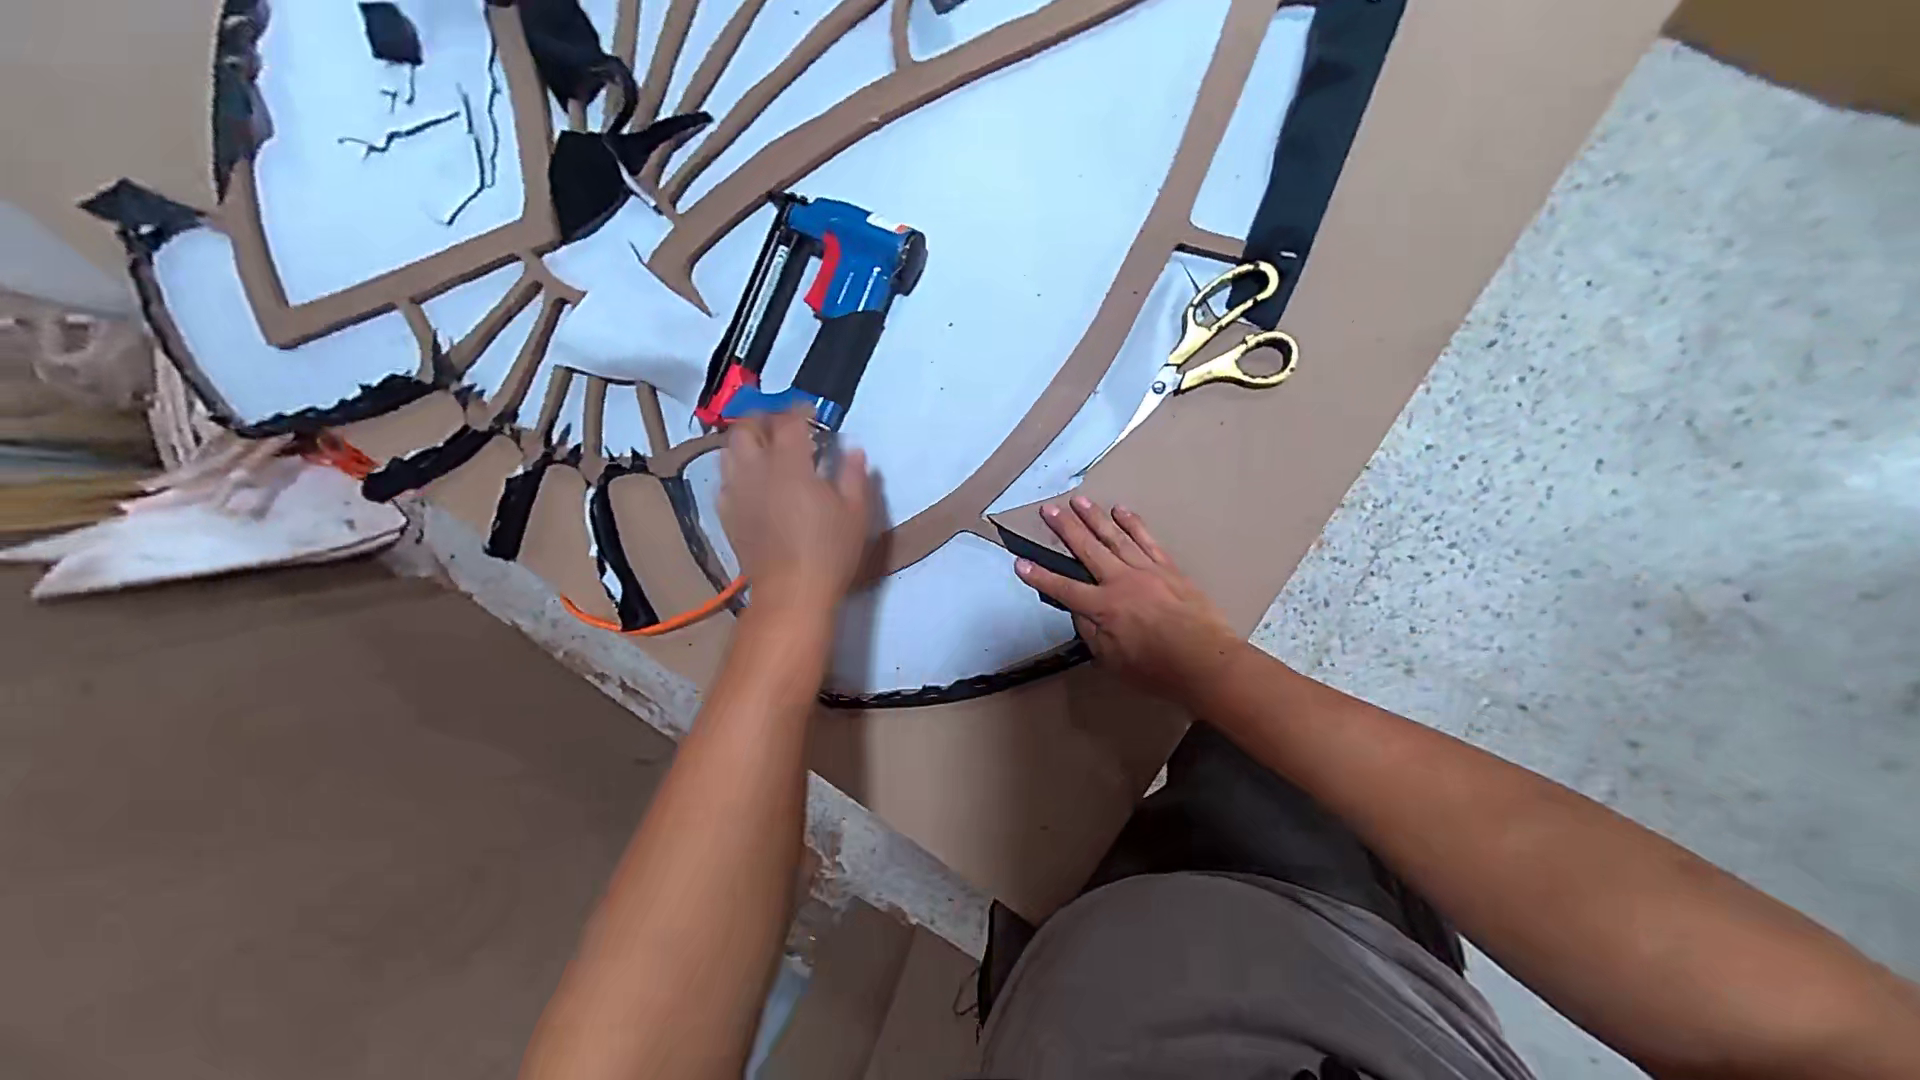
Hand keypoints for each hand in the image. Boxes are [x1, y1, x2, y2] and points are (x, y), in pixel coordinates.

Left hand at [719, 410, 872, 616]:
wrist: (791, 593)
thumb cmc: (829, 552)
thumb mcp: (856, 513)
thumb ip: (853, 475)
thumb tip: (852, 450)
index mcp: (790, 465)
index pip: (788, 421)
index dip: (800, 410)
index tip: (812, 414)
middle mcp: (756, 470)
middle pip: (746, 427)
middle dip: (763, 418)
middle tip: (783, 427)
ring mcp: (737, 492)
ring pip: (729, 450)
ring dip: (746, 442)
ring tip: (765, 450)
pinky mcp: (727, 514)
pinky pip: (725, 480)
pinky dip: (738, 471)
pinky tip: (753, 483)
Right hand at [1015, 496, 1243, 701]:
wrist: (1205, 661)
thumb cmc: (1157, 668)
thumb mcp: (1112, 659)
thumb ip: (1091, 632)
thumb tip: (1079, 612)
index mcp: (1104, 607)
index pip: (1063, 589)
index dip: (1039, 576)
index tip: (1021, 563)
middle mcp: (1121, 582)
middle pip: (1086, 549)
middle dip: (1064, 528)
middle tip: (1048, 509)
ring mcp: (1146, 571)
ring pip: (1114, 537)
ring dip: (1094, 517)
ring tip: (1079, 501)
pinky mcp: (1168, 568)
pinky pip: (1146, 540)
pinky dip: (1133, 524)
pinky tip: (1121, 511)